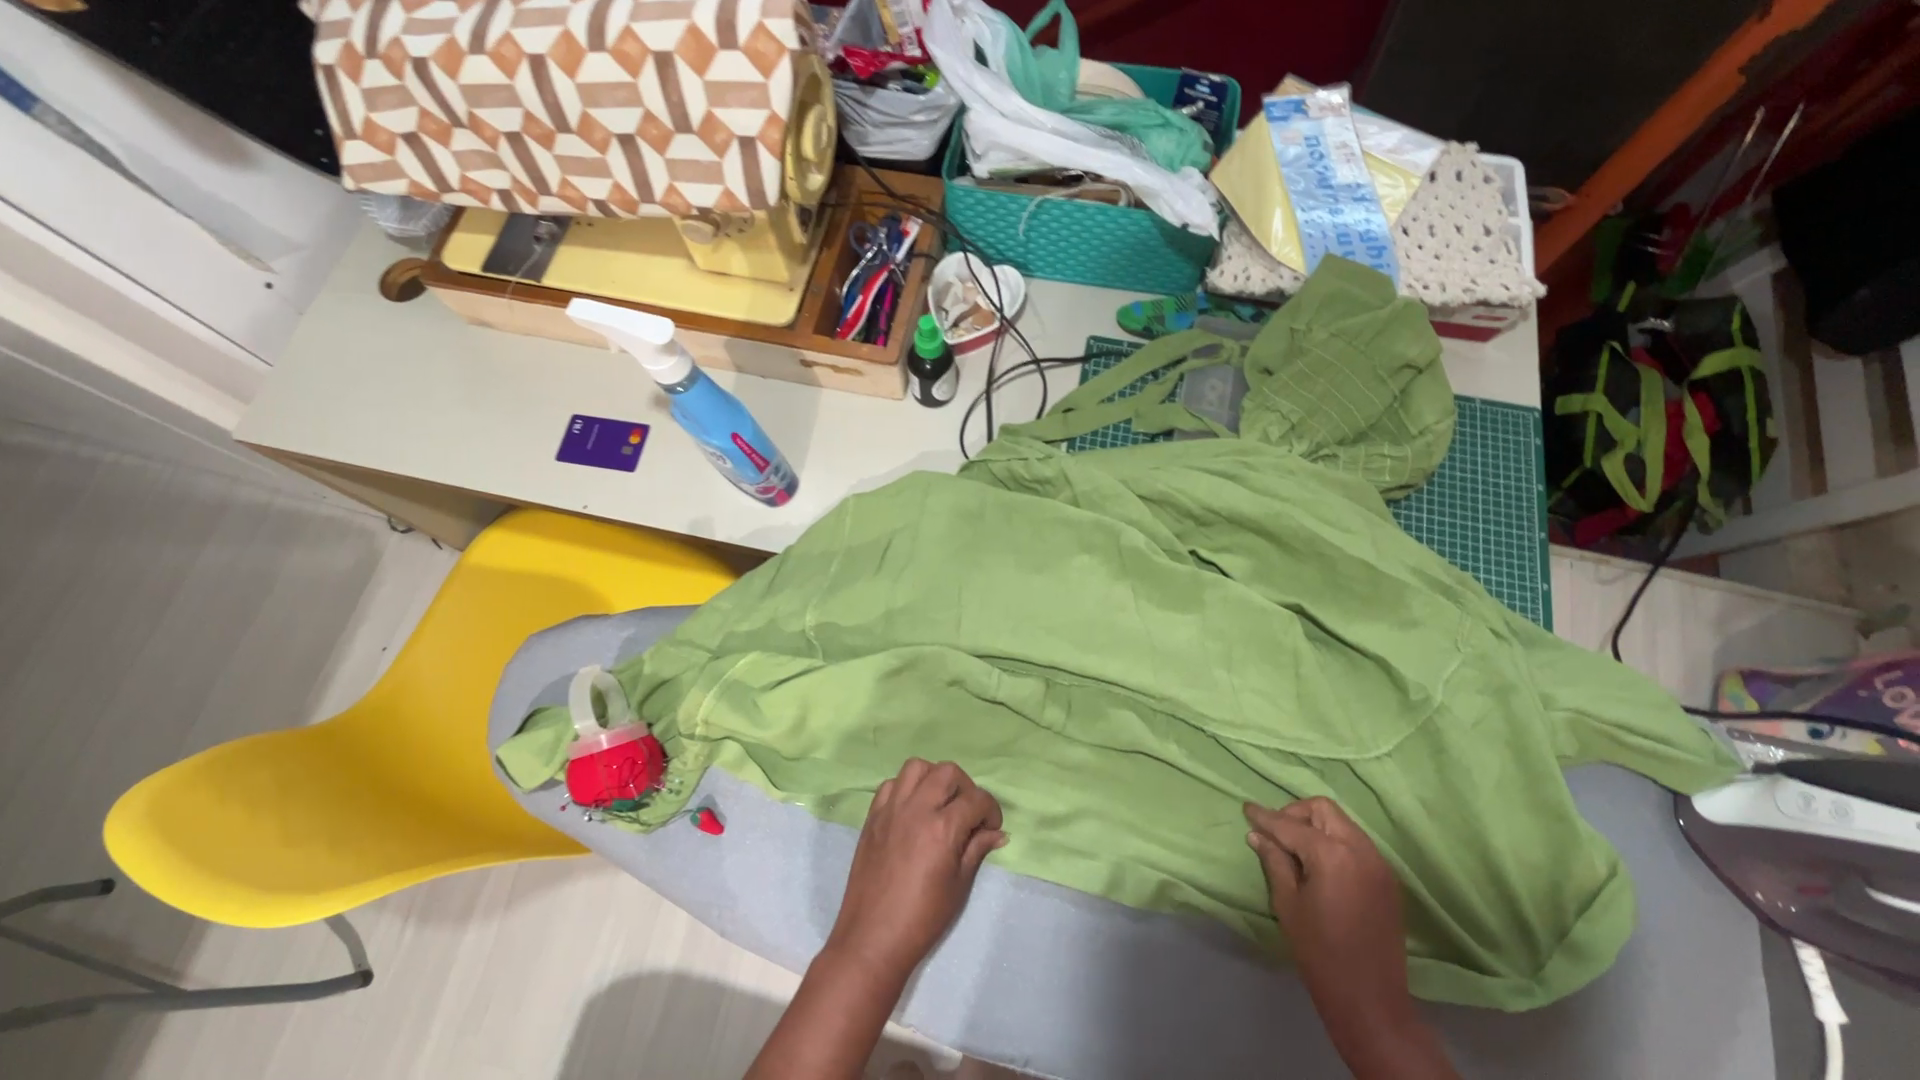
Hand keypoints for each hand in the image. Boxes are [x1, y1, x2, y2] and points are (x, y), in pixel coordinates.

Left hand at [826, 758, 1006, 979]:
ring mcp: (890, 809)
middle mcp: (916, 809)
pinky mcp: (872, 817)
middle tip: (968, 813)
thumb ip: (977, 849)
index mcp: (942, 828)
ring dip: (934, 779)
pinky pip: (891, 785)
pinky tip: (913, 812)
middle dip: (966, 788)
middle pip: (947, 772)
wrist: (873, 937)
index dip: (991, 811)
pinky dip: (906, 789)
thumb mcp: (959, 885)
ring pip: (916, 768)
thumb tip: (997, 833)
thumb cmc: (923, 917)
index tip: (991, 829)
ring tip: (940, 805)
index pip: (976, 799)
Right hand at [1246, 797, 1456, 1079]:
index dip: (1266, 817)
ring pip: (1343, 825)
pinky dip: (1334, 843)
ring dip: (1316, 827)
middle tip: (1273, 834)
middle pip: (1324, 811)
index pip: (1292, 825)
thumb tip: (1258, 835)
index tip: (1246, 809)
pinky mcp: (1387, 880)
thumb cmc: (1319, 952)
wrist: (1369, 998)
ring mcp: (1379, 864)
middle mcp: (1361, 850)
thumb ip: (1275, 862)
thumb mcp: (1288, 904)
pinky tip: (1318, 865)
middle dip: (1295, 815)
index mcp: (1333, 855)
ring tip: (1293, 850)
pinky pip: (1357, 844)